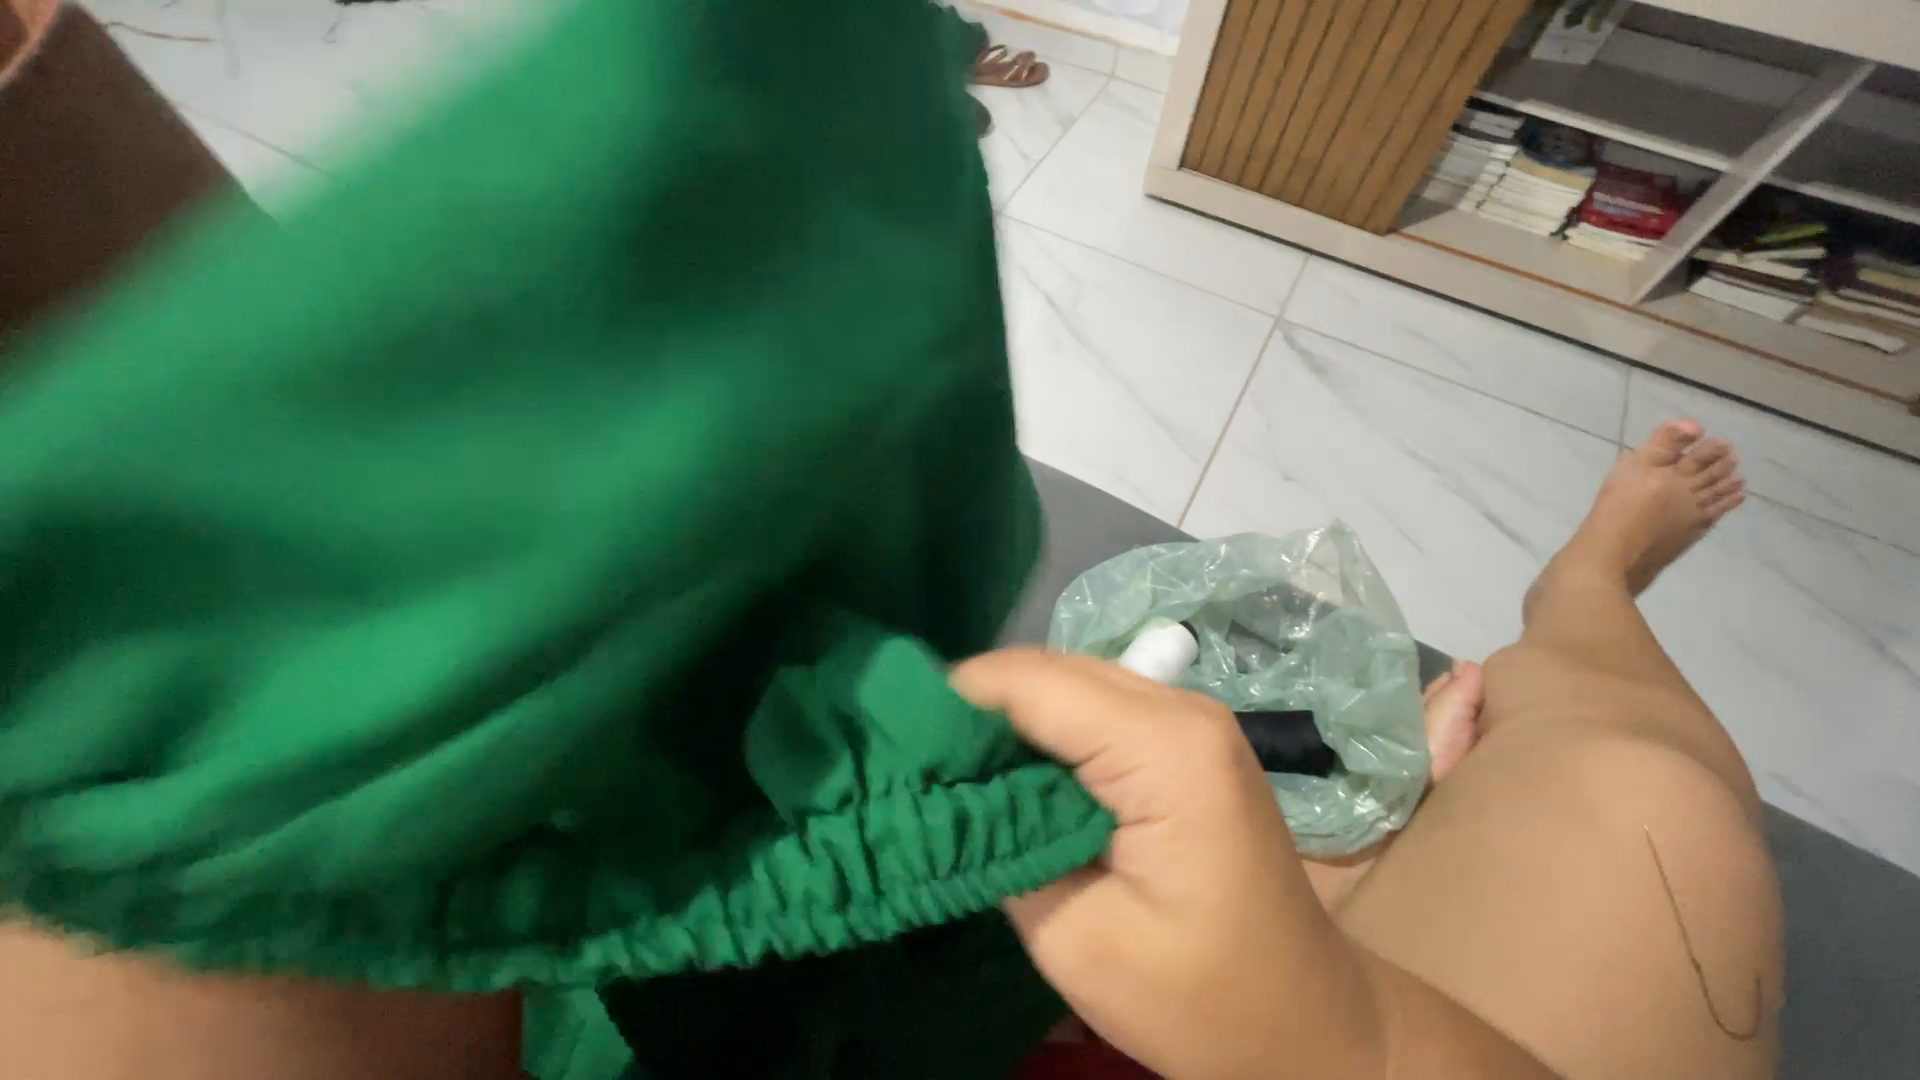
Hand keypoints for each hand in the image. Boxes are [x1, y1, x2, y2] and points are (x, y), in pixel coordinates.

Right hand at [950, 649, 1384, 1079]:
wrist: (1309, 1027)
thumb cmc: (1203, 1000)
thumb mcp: (1080, 941)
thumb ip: (1004, 847)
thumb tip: (945, 788)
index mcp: (1165, 749)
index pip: (1033, 683)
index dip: (956, 702)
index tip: (896, 742)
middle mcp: (1181, 709)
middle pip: (1050, 671)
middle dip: (977, 708)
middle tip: (917, 761)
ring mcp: (1188, 719)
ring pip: (1067, 682)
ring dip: (1008, 719)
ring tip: (954, 771)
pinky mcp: (1183, 740)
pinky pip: (1094, 709)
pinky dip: (1043, 732)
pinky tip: (1013, 776)